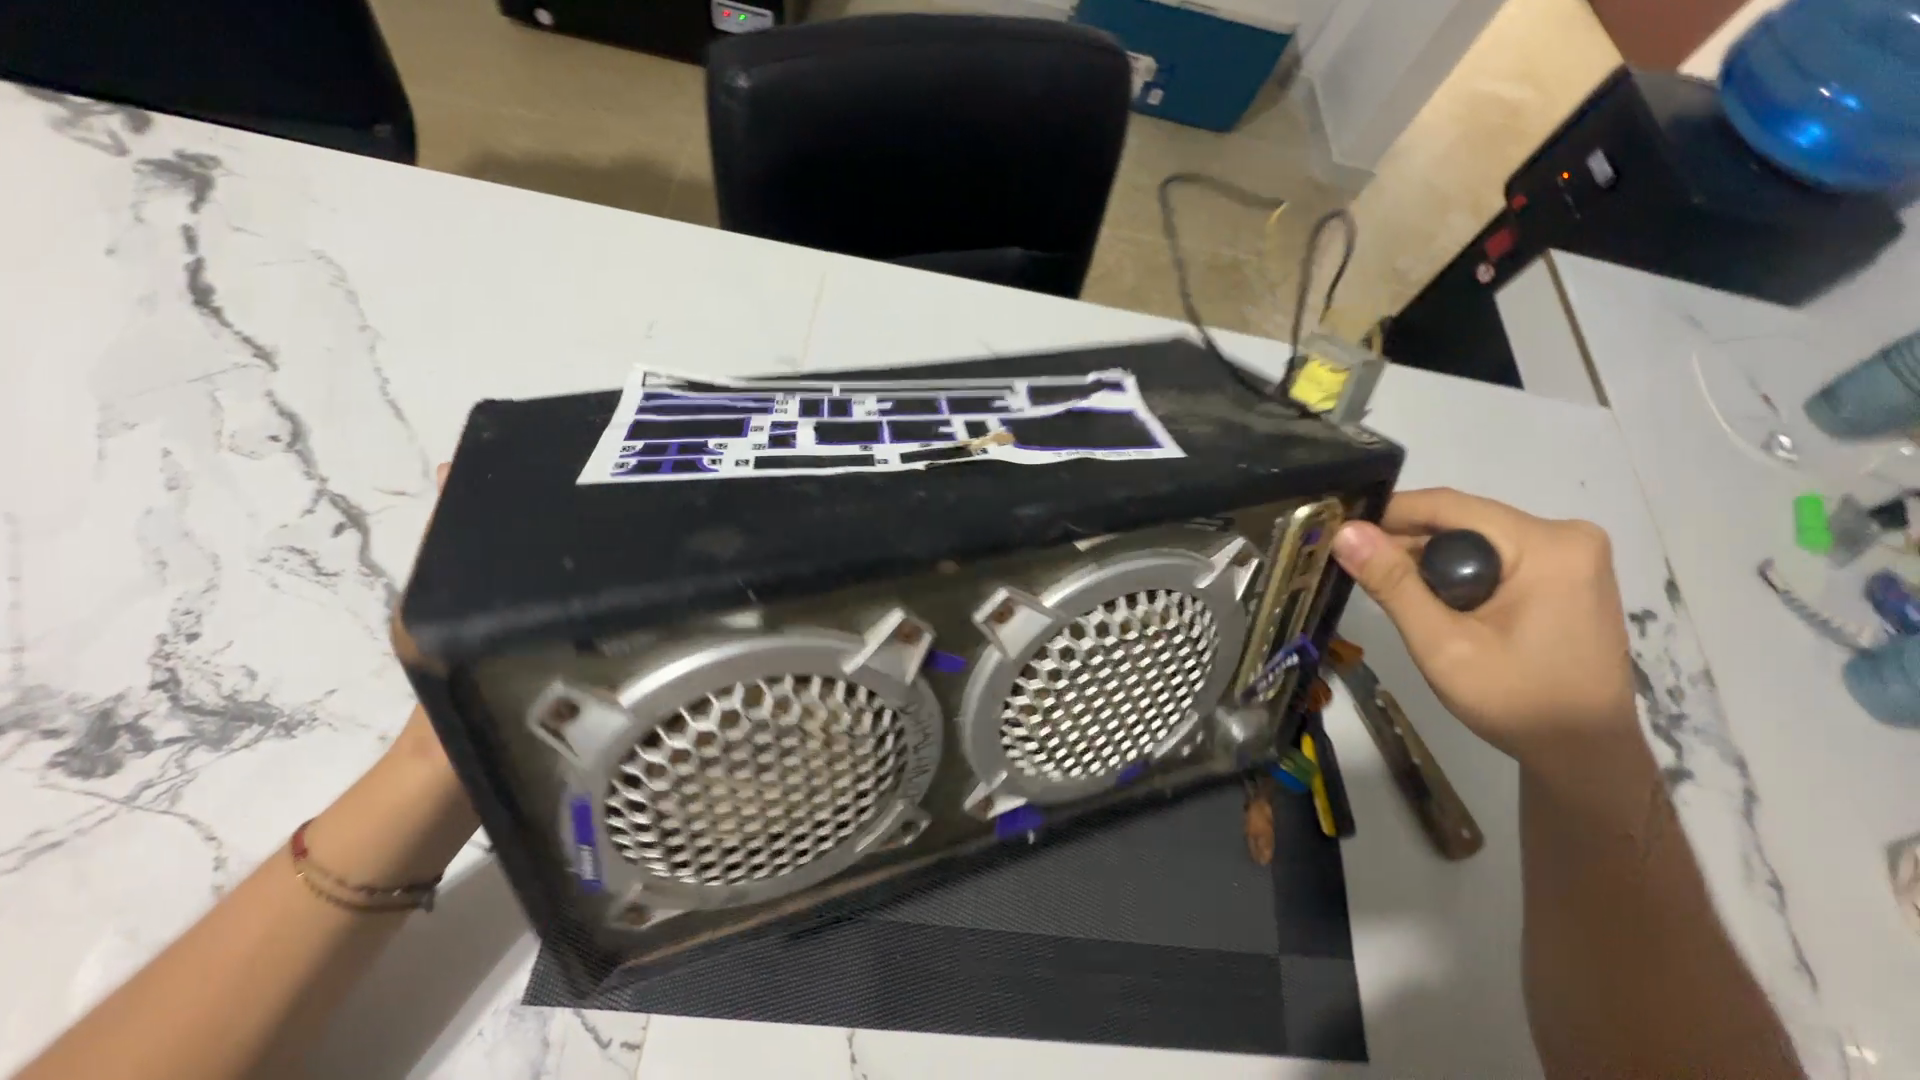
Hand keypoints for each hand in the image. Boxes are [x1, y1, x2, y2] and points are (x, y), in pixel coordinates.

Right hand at [1331, 488, 1635, 767]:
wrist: (1583, 753)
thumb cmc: (1516, 701)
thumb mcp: (1443, 645)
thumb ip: (1393, 585)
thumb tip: (1345, 533)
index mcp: (1548, 545)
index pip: (1450, 506)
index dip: (1390, 514)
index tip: (1342, 531)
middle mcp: (1569, 536)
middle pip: (1465, 521)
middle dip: (1411, 543)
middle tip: (1360, 569)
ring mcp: (1574, 555)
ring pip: (1479, 540)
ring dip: (1435, 562)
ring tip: (1393, 591)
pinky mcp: (1569, 575)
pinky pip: (1499, 557)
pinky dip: (1463, 574)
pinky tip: (1439, 603)